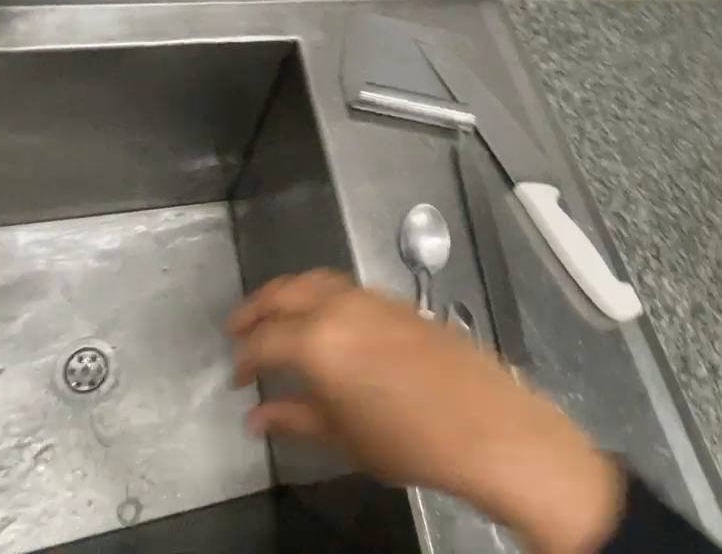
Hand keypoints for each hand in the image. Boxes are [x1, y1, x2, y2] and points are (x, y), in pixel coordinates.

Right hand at [229, 270, 623, 553]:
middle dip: (256, 308)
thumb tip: (257, 417)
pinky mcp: (397, 301)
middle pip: (284, 291)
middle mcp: (340, 305)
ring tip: (276, 317)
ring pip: (316, 281)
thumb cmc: (406, 440)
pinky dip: (321, 295)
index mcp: (317, 339)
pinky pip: (345, 287)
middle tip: (238, 328)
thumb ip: (294, 418)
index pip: (264, 339)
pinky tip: (325, 320)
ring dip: (289, 294)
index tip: (236, 376)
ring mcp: (372, 298)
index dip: (244, 358)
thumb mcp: (342, 437)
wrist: (484, 423)